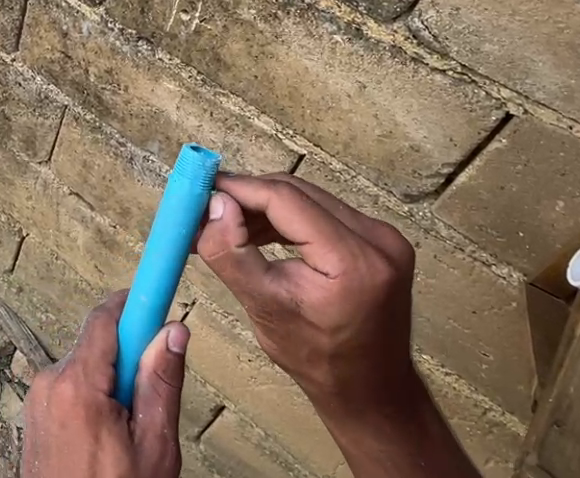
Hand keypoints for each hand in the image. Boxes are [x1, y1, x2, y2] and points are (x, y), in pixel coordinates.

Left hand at [21, 291, 189, 477]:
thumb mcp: (153, 448)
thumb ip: (161, 384)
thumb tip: (173, 331)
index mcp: (77, 385)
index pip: (104, 318)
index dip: (133, 302)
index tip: (157, 290)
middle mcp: (50, 379)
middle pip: (97, 342)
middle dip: (128, 357)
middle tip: (153, 395)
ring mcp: (37, 394)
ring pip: (85, 366)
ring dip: (111, 382)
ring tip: (128, 432)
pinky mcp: (34, 409)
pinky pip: (70, 385)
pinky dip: (93, 396)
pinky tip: (106, 438)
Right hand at [197, 174, 475, 477]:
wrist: (369, 390)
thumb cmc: (315, 356)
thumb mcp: (262, 307)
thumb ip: (231, 253)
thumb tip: (212, 204)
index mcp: (355, 259)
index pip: (285, 199)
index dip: (238, 188)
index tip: (198, 190)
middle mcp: (377, 238)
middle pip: (295, 192)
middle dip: (245, 195)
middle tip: (204, 209)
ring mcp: (381, 236)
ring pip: (304, 196)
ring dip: (261, 204)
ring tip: (224, 223)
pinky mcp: (376, 238)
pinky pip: (318, 209)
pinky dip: (282, 215)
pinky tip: (254, 231)